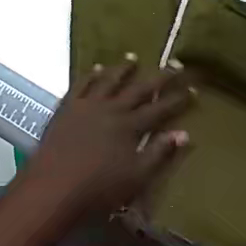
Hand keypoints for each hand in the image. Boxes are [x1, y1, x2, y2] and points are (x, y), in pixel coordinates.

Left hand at [12, 58, 192, 227]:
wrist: (53, 187)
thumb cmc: (99, 189)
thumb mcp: (136, 177)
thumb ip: (159, 153)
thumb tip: (183, 133)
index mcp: (130, 126)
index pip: (160, 109)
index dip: (177, 99)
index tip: (192, 88)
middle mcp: (111, 109)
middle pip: (139, 89)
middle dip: (159, 77)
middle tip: (174, 64)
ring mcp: (86, 105)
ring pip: (109, 80)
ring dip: (123, 68)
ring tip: (133, 57)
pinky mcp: (66, 108)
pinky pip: (81, 84)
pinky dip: (91, 75)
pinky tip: (96, 69)